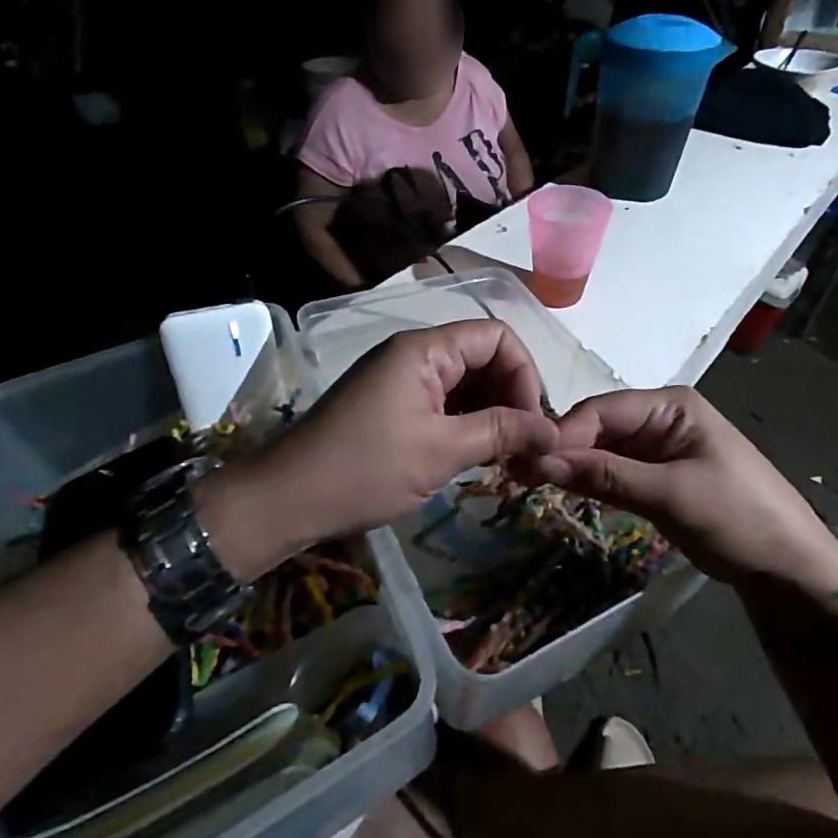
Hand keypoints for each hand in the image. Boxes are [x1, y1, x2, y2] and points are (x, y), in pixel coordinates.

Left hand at [202, 321, 557, 577]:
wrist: (286, 500)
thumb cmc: (364, 470)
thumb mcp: (440, 451)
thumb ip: (500, 433)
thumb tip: (552, 432)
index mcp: (423, 350)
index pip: (495, 337)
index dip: (524, 374)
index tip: (533, 424)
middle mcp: (413, 356)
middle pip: (482, 360)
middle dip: (511, 399)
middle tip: (526, 449)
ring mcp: (400, 383)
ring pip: (465, 387)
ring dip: (492, 418)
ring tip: (509, 460)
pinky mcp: (392, 409)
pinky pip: (443, 407)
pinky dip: (466, 428)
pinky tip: (480, 460)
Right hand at [525, 386, 837, 591]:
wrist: (786, 567)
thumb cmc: (739, 518)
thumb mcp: (671, 494)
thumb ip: (606, 475)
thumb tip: (541, 461)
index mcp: (670, 405)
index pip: (602, 410)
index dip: (564, 434)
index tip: (528, 461)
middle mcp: (659, 418)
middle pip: (597, 427)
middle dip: (563, 449)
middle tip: (520, 475)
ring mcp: (656, 448)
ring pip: (600, 450)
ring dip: (572, 466)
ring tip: (530, 484)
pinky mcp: (653, 475)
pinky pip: (611, 471)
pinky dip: (589, 481)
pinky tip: (562, 491)